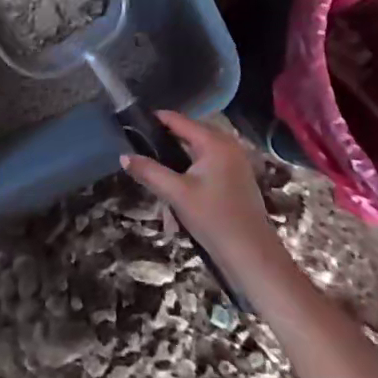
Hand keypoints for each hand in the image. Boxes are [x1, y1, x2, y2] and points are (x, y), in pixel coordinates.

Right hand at [120, 111, 281, 268]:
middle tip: (144, 160)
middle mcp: (228, 145)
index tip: (132, 124)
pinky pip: (208, 167)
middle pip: (188, 136)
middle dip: (166, 148)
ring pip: (197, 155)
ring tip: (161, 184)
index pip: (178, 120)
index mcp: (214, 142)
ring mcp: (235, 162)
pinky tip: (180, 197)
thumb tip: (124, 156)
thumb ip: (149, 172)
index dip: (155, 120)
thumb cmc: (214, 219)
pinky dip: (192, 176)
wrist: (253, 257)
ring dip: (178, 167)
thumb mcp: (176, 194)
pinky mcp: (237, 179)